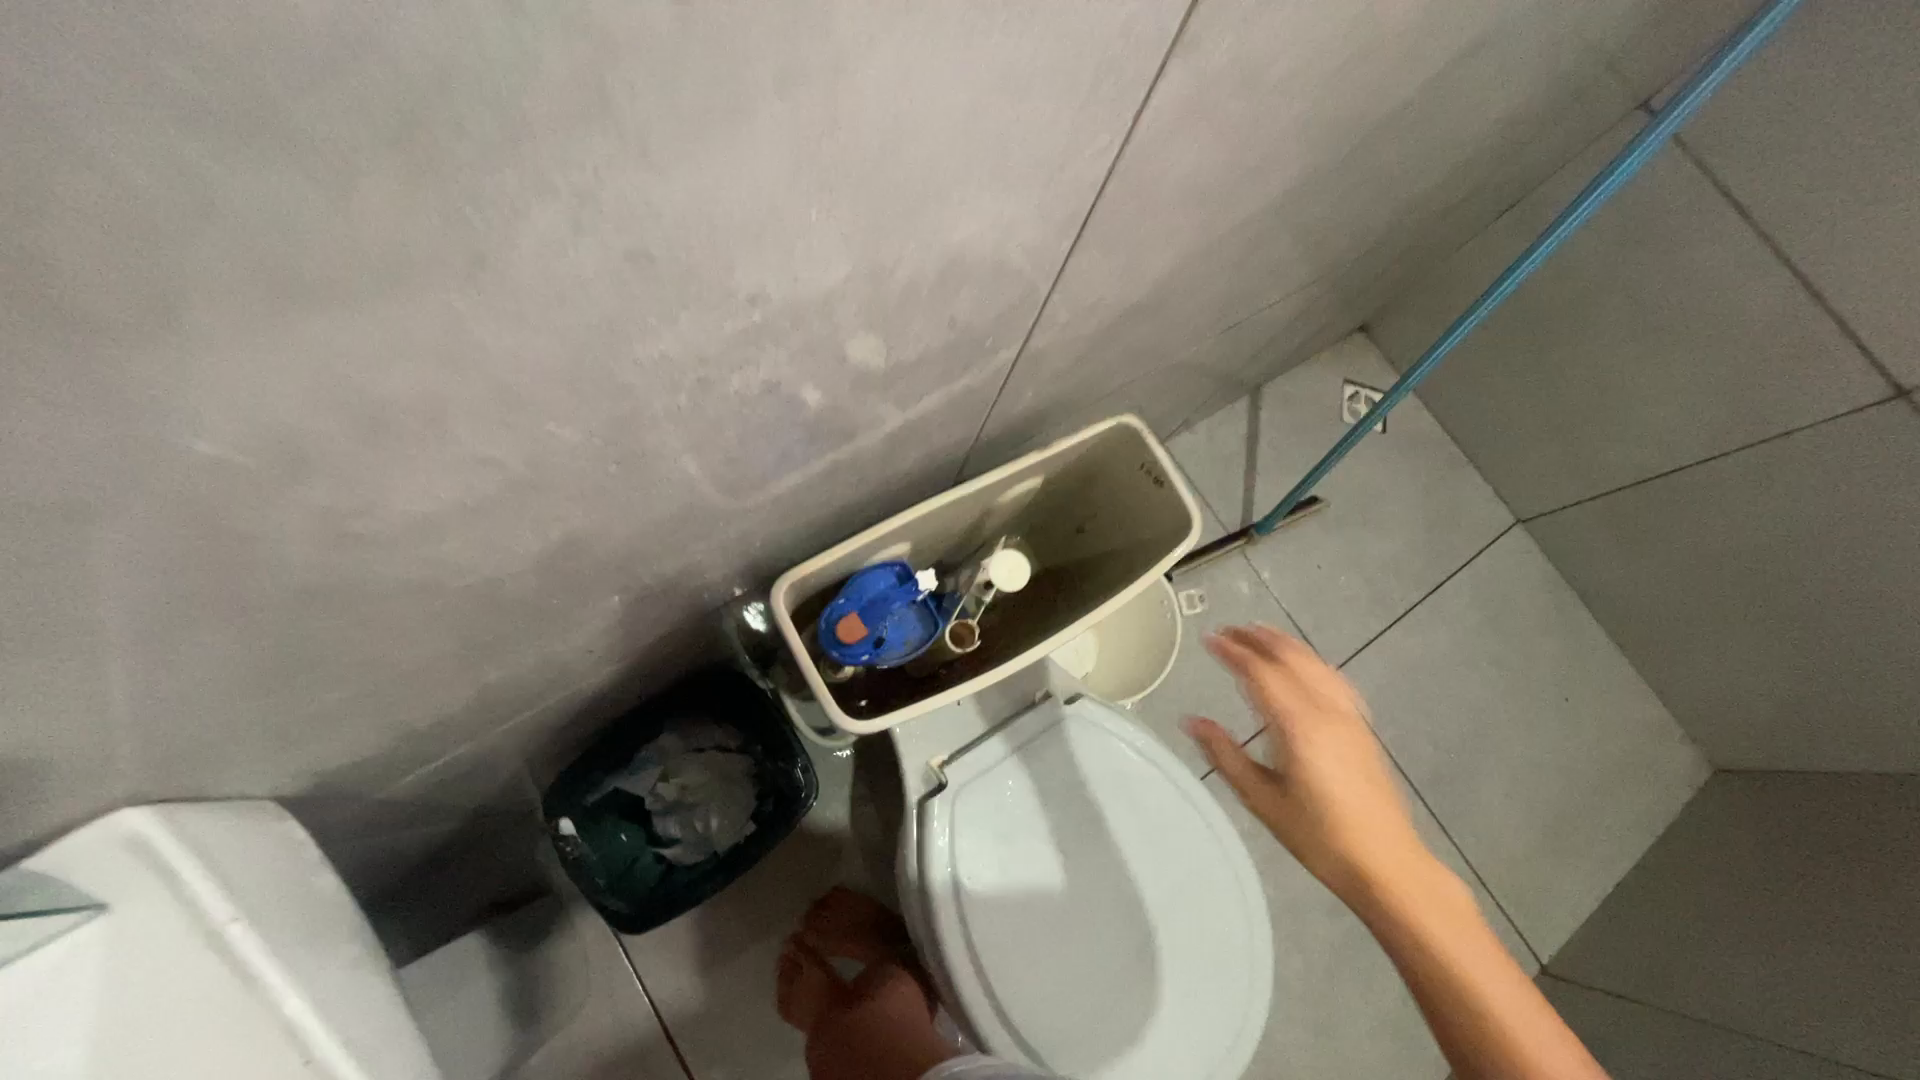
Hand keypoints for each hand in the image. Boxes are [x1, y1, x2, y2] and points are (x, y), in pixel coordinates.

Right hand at [1185, 625, 1434, 903]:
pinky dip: (1310, 661)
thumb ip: (1224, 755)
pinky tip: (1303, 665)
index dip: (1233, 652)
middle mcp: (1326, 711)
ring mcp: (1349, 717)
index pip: (1260, 673)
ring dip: (1285, 645)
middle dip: (1258, 639)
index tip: (1209, 639)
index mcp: (1297, 726)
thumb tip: (1191, 721)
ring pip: (1314, 664)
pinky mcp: (1361, 727)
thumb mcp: (1261, 799)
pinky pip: (1333, 678)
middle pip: (1290, 659)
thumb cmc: (1317, 837)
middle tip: (1228, 630)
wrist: (1385, 863)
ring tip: (1260, 634)